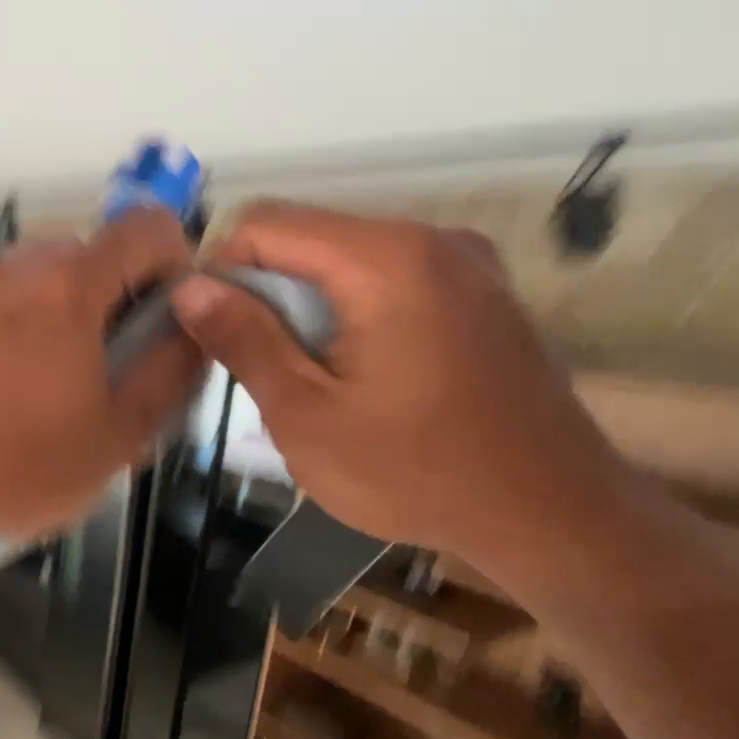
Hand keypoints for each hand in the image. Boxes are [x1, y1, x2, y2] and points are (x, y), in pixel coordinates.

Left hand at [0, 210, 205, 544]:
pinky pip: (18, 308)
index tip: (174, 321)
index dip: (179, 262)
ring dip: (83, 321)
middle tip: (130, 370)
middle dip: (128, 301)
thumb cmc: (17, 465)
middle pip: (98, 254)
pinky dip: (42, 334)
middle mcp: (21, 271)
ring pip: (56, 283)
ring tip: (80, 392)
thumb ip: (168, 375)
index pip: (147, 226)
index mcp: (69, 285)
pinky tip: (33, 399)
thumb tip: (192, 333)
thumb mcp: (117, 435)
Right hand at [170, 203, 635, 561]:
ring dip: (303, 311)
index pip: (265, 223)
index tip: (208, 336)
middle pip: (308, 239)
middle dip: (261, 295)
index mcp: (385, 260)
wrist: (548, 514)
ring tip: (301, 383)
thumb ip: (245, 341)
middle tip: (250, 372)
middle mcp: (431, 241)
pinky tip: (352, 378)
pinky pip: (389, 283)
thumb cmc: (413, 472)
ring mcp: (466, 266)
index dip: (219, 271)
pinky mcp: (482, 296)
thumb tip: (190, 290)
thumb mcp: (305, 415)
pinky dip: (349, 316)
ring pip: (346, 264)